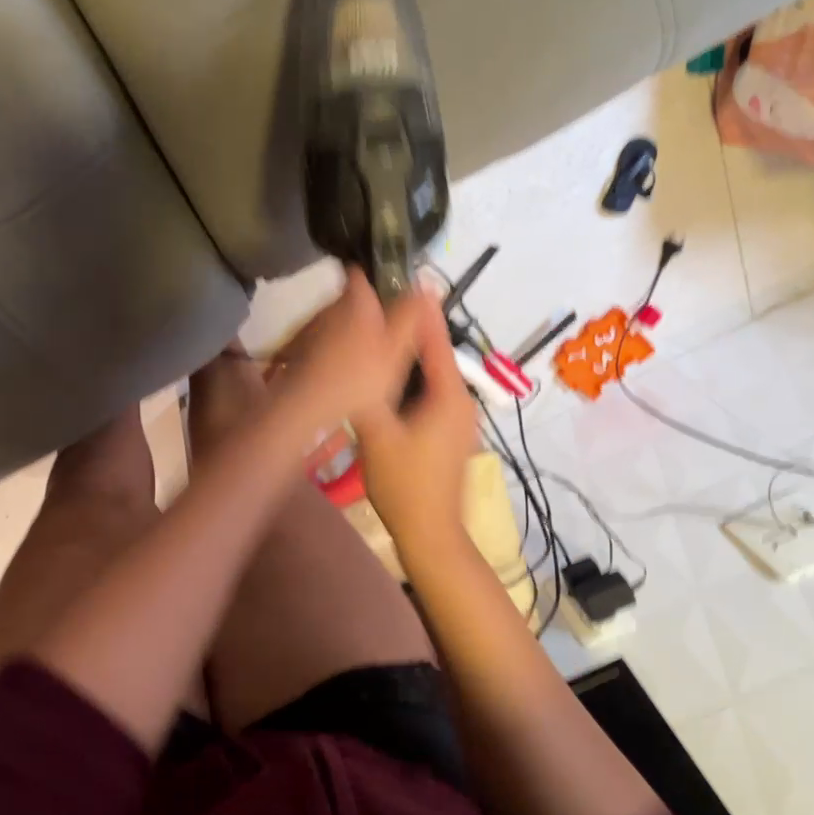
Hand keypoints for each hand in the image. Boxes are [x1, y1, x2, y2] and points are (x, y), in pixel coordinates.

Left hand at [268, 268, 429, 435]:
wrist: (308, 403)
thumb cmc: (359, 375)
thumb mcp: (397, 347)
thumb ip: (410, 314)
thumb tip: (427, 283)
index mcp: (355, 299)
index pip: (361, 273)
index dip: (375, 280)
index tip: (389, 295)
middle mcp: (329, 306)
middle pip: (350, 300)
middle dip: (366, 312)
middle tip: (386, 337)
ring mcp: (311, 327)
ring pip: (336, 322)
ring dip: (349, 334)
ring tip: (365, 360)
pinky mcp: (298, 348)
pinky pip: (322, 342)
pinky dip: (332, 351)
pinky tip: (342, 373)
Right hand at [351, 301, 478, 547]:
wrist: (431, 536)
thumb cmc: (405, 484)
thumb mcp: (376, 434)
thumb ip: (365, 390)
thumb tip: (353, 353)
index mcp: (448, 396)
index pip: (435, 340)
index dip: (422, 309)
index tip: (412, 278)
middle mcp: (461, 402)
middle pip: (436, 355)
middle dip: (411, 330)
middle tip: (380, 305)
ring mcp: (459, 421)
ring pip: (433, 376)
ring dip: (411, 356)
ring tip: (379, 334)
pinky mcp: (451, 435)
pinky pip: (432, 394)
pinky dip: (414, 379)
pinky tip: (387, 380)